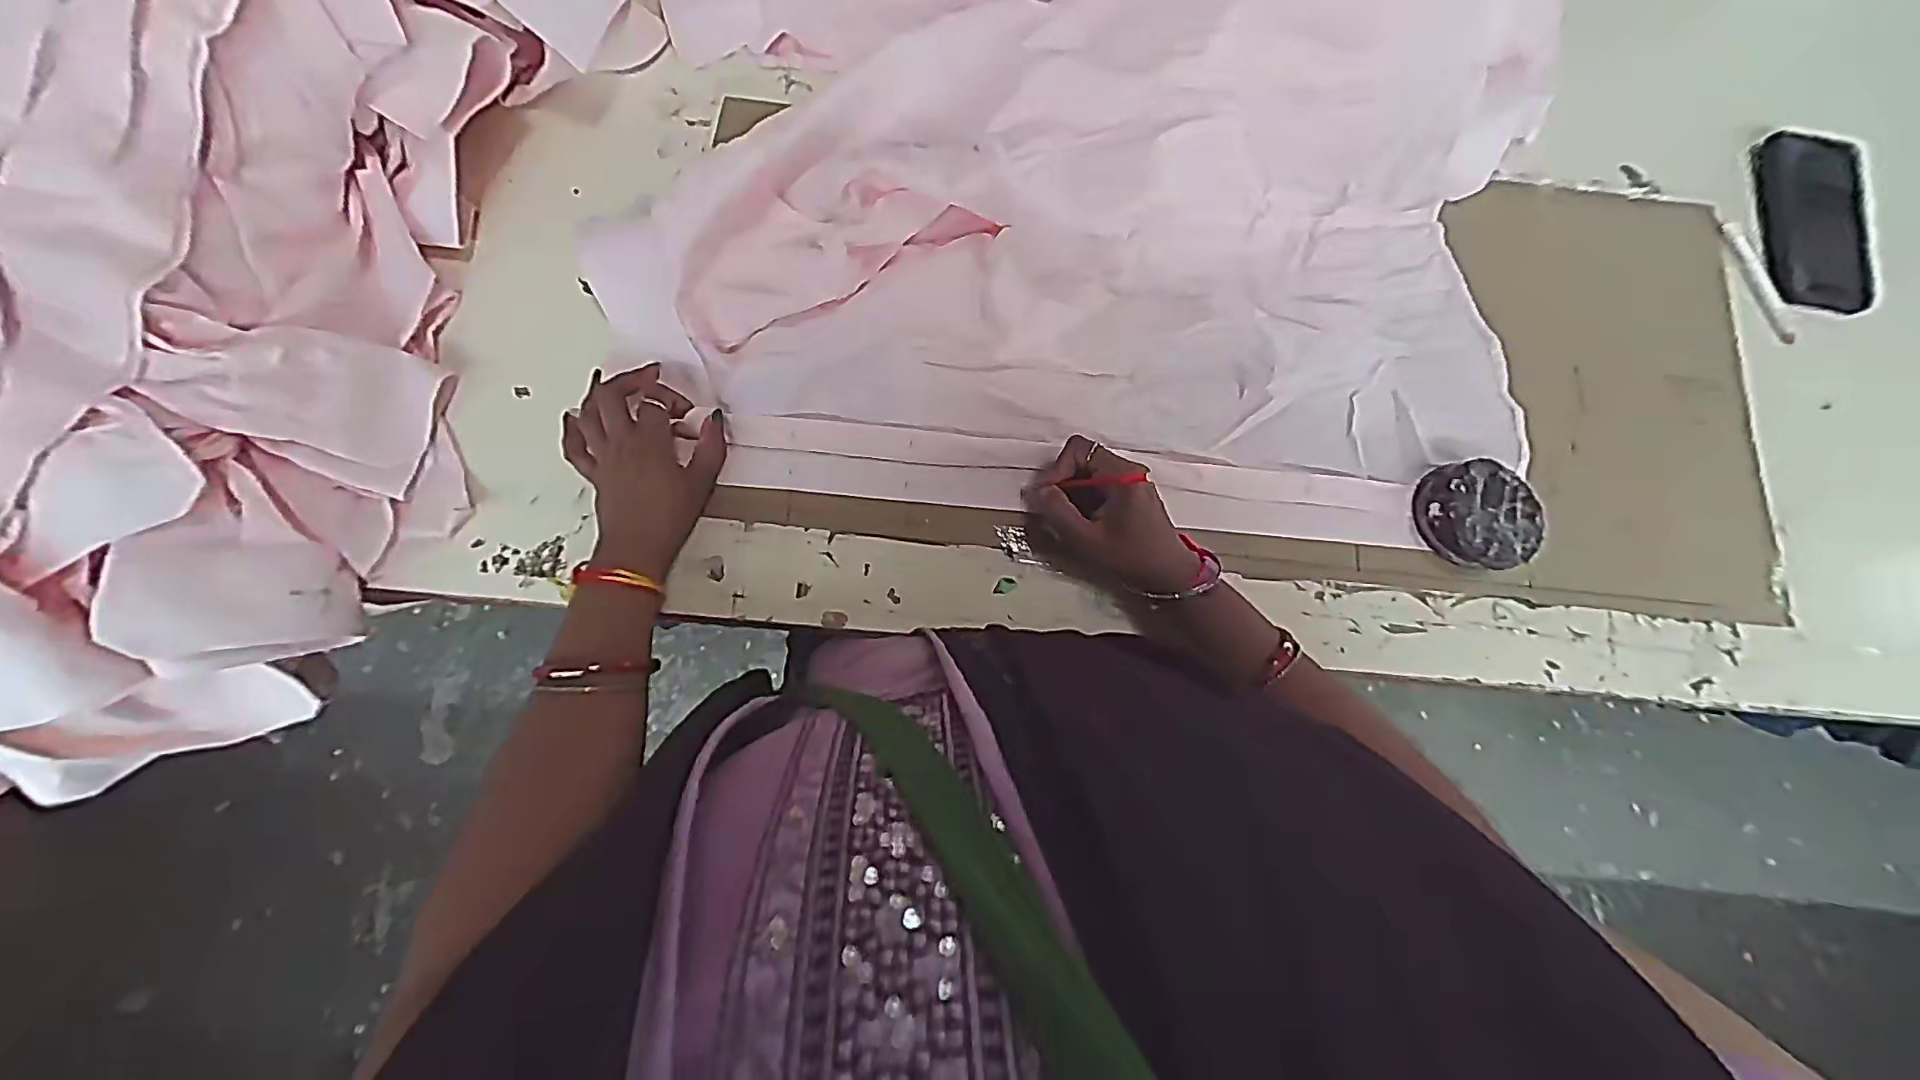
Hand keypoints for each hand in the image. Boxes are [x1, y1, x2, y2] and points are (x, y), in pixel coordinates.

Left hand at [559, 365, 726, 580]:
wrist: (637, 549)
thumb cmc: (670, 518)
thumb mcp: (702, 482)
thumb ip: (712, 447)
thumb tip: (714, 420)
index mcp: (649, 443)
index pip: (654, 403)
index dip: (671, 400)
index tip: (686, 413)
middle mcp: (620, 443)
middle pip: (612, 395)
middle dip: (630, 379)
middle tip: (648, 377)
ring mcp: (602, 456)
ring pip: (588, 412)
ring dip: (599, 393)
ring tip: (612, 384)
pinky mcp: (593, 472)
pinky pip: (574, 444)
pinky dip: (573, 426)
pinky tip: (575, 417)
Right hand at [1020, 435, 1199, 594]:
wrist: (1170, 575)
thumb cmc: (1131, 557)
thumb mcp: (1087, 538)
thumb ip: (1058, 512)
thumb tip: (1036, 491)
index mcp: (1122, 473)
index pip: (1078, 449)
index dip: (1056, 469)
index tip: (1046, 495)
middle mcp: (1128, 470)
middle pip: (1083, 459)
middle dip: (1061, 481)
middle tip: (1050, 508)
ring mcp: (1131, 482)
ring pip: (1088, 473)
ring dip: (1071, 492)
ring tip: (1065, 519)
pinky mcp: (1130, 495)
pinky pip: (1099, 486)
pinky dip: (1083, 499)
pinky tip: (1080, 522)